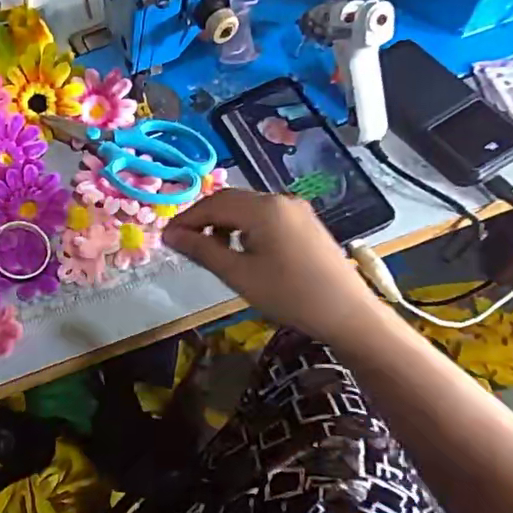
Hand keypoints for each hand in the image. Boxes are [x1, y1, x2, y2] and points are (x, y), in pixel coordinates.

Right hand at [164, 188, 385, 344]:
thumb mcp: (239, 275)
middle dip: (204, 219)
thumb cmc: (289, 295)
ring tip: (210, 249)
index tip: (166, 239)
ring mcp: (297, 210)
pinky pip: (267, 216)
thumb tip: (171, 235)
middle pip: (231, 201)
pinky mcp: (306, 223)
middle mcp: (280, 200)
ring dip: (224, 222)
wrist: (347, 313)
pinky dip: (245, 227)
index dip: (186, 219)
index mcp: (263, 208)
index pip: (213, 204)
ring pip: (249, 208)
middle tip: (183, 243)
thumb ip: (203, 250)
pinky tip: (242, 250)